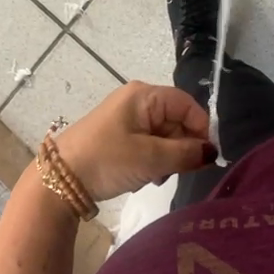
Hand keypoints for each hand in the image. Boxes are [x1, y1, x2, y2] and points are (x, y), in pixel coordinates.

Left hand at [53, 83, 213, 199]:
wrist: (61, 178)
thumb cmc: (107, 160)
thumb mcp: (151, 159)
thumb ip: (185, 154)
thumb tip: (212, 152)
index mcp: (144, 96)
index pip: (187, 104)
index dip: (200, 129)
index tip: (205, 157)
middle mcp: (138, 100)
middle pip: (176, 120)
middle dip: (180, 147)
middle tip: (172, 172)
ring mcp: (128, 118)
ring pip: (164, 135)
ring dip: (166, 158)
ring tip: (153, 177)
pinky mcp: (120, 135)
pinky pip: (149, 144)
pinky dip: (152, 161)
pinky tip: (143, 177)